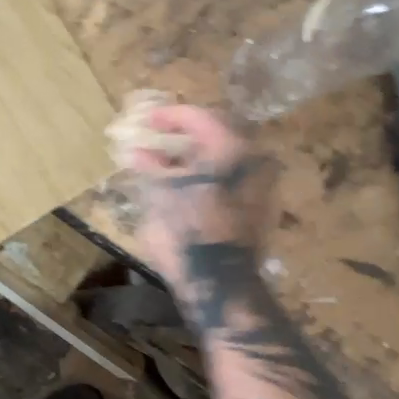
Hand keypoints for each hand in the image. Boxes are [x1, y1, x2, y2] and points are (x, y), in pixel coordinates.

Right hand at [106, 103, 264, 287]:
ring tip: (168, 166)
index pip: (200, 117)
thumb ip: (150, 167)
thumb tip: (136, 152)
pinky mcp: (261, 209)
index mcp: (232, 147)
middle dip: (186, 135)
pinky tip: (187, 189)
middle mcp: (255, 158)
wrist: (219, 282)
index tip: (146, 121)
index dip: (170, 116)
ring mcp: (263, 185)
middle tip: (160, 138)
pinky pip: (232, 180)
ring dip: (197, 158)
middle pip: (219, 135)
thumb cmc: (186, 232)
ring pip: (227, 159)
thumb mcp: (159, 195)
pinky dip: (209, 177)